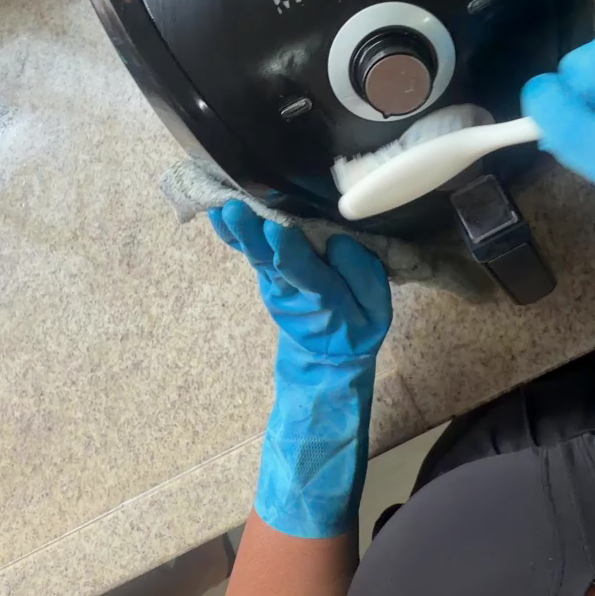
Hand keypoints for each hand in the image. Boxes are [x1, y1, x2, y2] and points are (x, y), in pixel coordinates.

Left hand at [211, 201, 392, 535]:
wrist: (326, 387)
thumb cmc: (353, 348)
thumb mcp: (372, 320)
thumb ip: (361, 279)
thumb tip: (338, 244)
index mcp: (324, 310)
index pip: (304, 280)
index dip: (287, 255)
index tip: (269, 227)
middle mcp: (296, 301)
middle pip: (272, 269)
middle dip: (252, 242)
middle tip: (231, 212)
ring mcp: (278, 297)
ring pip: (258, 264)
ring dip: (240, 237)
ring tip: (221, 208)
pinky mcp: (271, 291)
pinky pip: (258, 262)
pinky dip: (243, 239)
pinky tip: (228, 215)